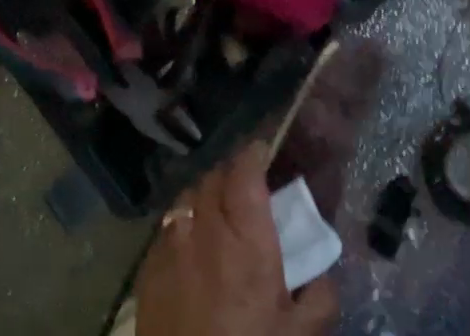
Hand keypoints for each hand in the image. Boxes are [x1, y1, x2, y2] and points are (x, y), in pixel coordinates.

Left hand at [135, 143, 337, 335]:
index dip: (254, 154)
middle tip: (247, 182)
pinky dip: (180, 223)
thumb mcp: (303, 333)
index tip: (264, 152)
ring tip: (217, 208)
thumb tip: (322, 276)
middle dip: (230, 172)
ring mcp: (170, 254)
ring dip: (204, 194)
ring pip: (185, 200)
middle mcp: (206, 235)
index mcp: (248, 241)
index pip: (244, 174)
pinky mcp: (146, 277)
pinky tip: (190, 244)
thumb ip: (322, 296)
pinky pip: (164, 230)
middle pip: (212, 179)